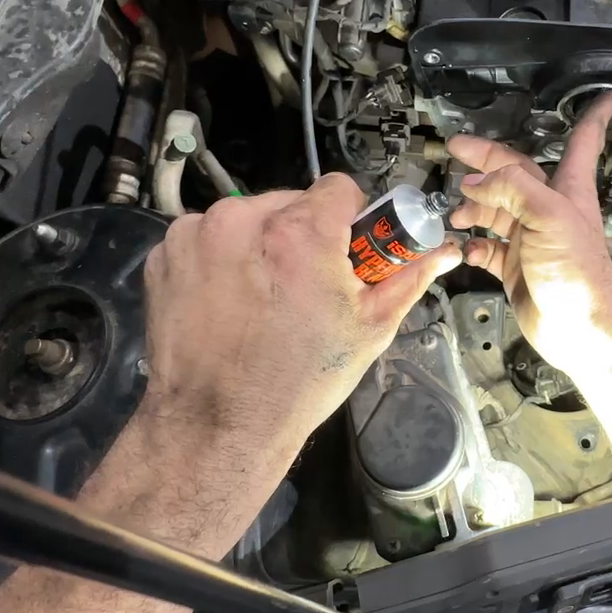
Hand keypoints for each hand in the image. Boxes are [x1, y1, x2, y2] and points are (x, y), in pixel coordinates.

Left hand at [138, 174, 461, 459]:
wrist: (218, 425)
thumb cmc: (299, 380)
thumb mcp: (370, 328)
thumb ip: (409, 278)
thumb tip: (444, 254)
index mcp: (300, 232)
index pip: (339, 187)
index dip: (351, 217)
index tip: (348, 247)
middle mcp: (244, 220)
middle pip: (293, 203)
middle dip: (305, 234)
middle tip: (308, 282)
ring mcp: (197, 235)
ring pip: (249, 217)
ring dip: (262, 243)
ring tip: (266, 295)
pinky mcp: (166, 255)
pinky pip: (209, 237)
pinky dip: (223, 258)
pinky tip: (232, 299)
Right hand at [447, 92, 611, 371]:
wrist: (578, 328)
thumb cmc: (576, 272)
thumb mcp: (549, 215)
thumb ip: (512, 189)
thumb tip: (474, 181)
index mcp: (567, 189)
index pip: (584, 140)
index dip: (597, 114)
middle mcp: (549, 209)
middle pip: (515, 173)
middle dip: (486, 160)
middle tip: (454, 149)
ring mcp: (532, 238)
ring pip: (497, 210)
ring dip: (473, 206)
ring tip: (455, 212)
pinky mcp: (517, 267)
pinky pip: (489, 248)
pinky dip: (474, 245)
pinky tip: (464, 247)